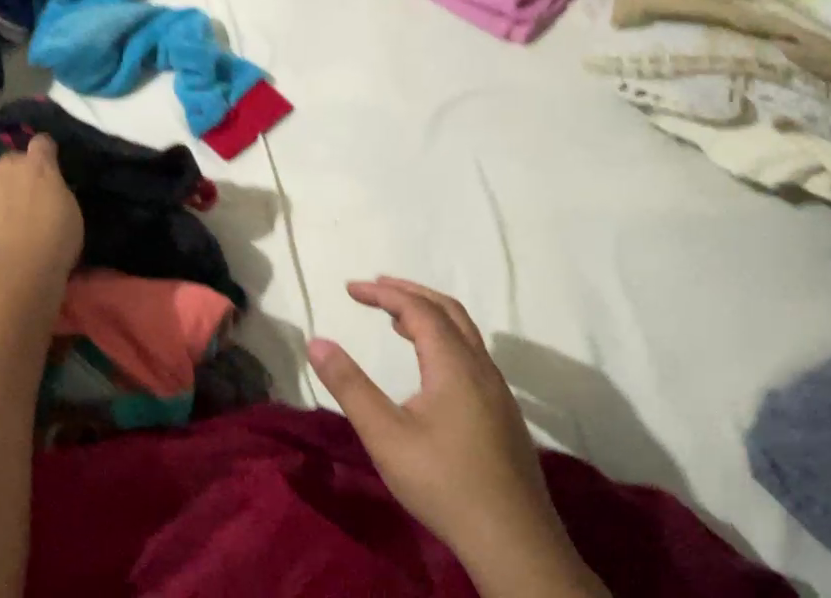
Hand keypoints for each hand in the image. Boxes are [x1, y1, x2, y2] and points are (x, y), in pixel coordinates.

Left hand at [0, 137, 83, 281]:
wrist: (21, 266)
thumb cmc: (55, 244)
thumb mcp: (70, 213)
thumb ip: (54, 192)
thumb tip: (47, 190)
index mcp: (40, 167)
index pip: (42, 143)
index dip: (43, 151)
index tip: (44, 161)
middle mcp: (8, 164)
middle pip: (8, 154)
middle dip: (10, 167)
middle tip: (12, 188)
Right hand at [308, 278, 606, 597]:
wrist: (514, 542)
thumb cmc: (444, 483)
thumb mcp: (384, 435)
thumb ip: (349, 385)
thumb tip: (316, 341)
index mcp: (455, 365)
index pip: (418, 309)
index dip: (383, 293)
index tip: (350, 289)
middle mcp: (482, 369)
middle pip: (448, 311)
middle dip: (409, 293)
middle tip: (374, 288)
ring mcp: (498, 393)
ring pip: (466, 334)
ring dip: (430, 315)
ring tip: (396, 319)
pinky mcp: (504, 415)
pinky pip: (472, 355)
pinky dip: (444, 339)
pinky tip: (430, 366)